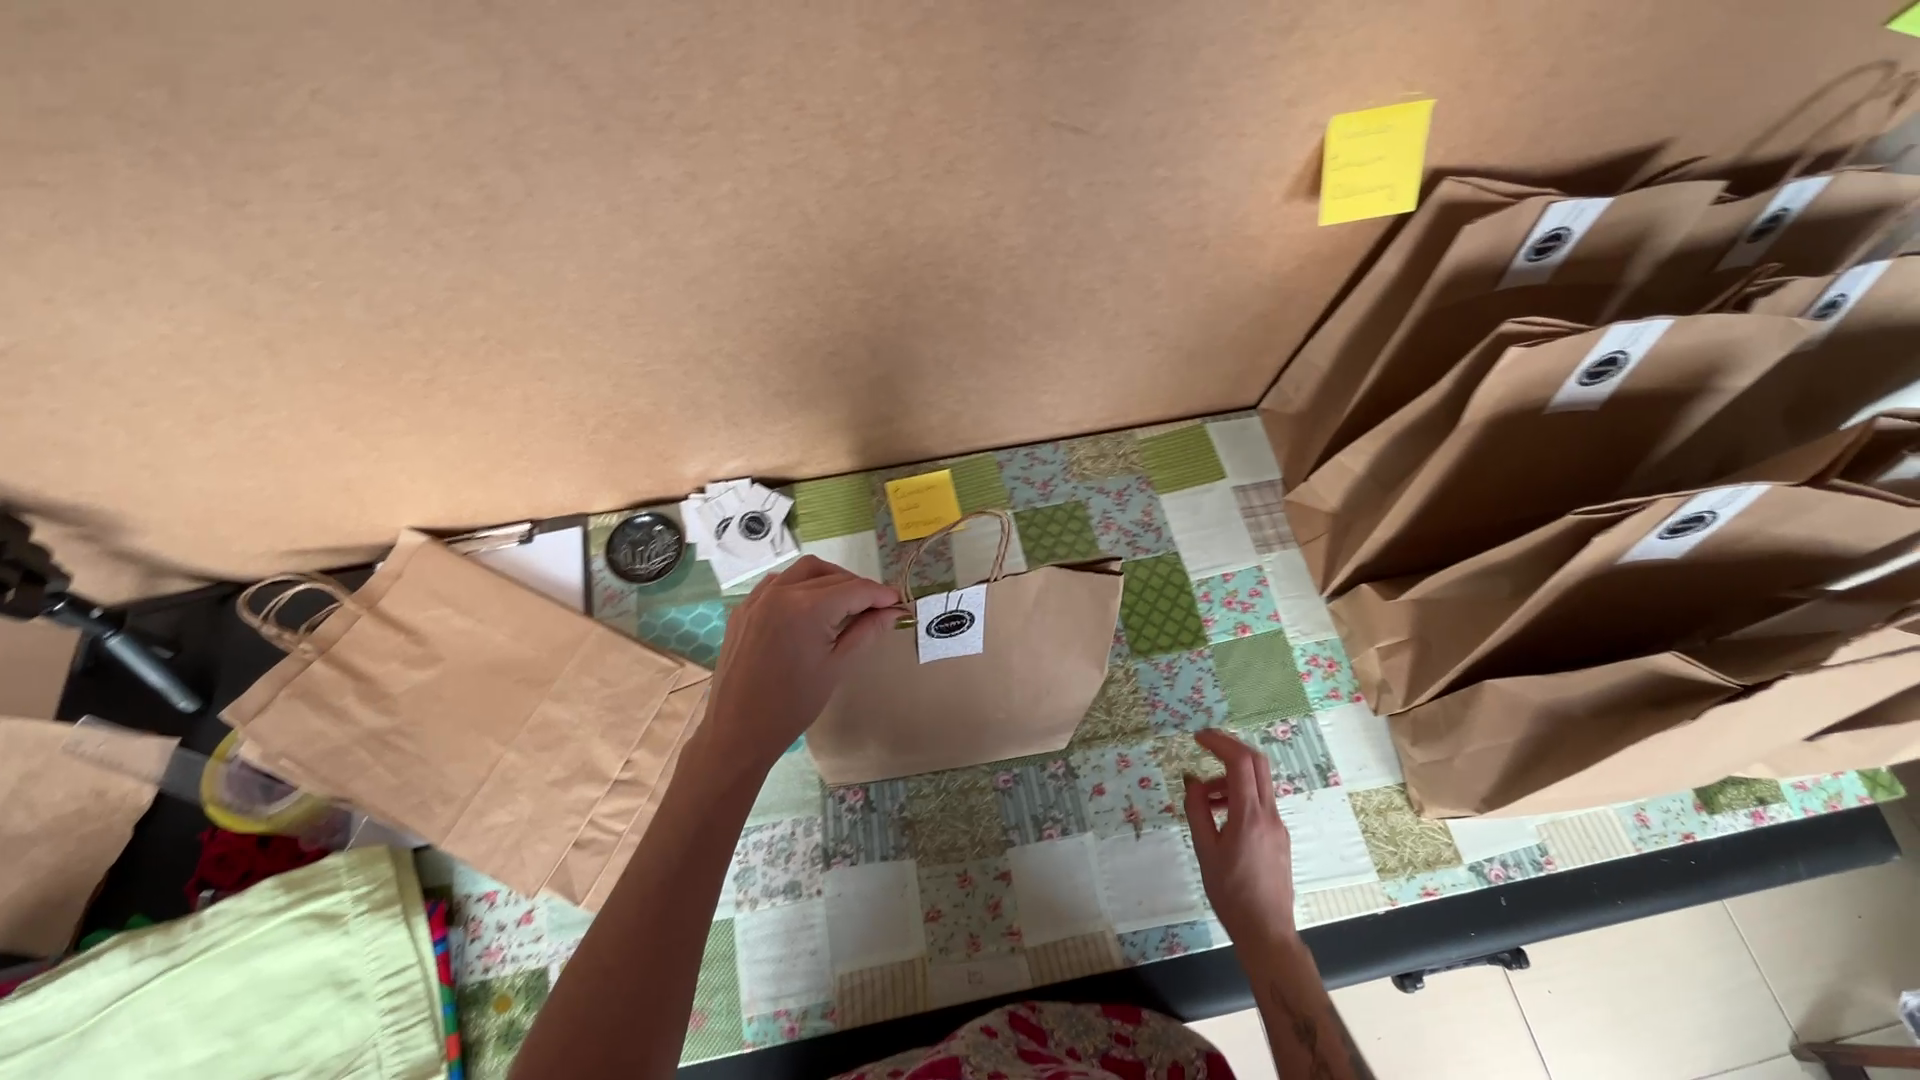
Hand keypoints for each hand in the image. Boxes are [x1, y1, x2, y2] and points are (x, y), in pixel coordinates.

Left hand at [699, 556, 900, 771]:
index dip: (881, 594)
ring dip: (829, 579)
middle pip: (831, 576)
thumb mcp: (837, 666)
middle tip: (876, 609)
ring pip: (802, 571)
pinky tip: (809, 608)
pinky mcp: (743, 610)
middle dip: (858, 587)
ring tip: (845, 604)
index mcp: (807, 607)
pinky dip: (800, 585)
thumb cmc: (793, 704)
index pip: (855, 589)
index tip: (899, 603)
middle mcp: (780, 592)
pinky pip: (777, 583)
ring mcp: (757, 599)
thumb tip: (893, 612)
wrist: (737, 730)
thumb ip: (867, 631)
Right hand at [1184, 729, 1296, 950]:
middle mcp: (1270, 815)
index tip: (1198, 737)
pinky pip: (1260, 803)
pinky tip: (1221, 816)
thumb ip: (1197, 812)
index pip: (1240, 763)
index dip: (1220, 743)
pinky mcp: (1279, 837)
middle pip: (1257, 763)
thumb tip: (1192, 783)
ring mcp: (1279, 826)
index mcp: (1250, 817)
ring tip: (1205, 797)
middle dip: (1230, 748)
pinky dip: (1239, 796)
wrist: (1266, 931)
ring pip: (1259, 783)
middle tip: (1205, 745)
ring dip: (1232, 776)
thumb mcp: (1204, 851)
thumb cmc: (1230, 894)